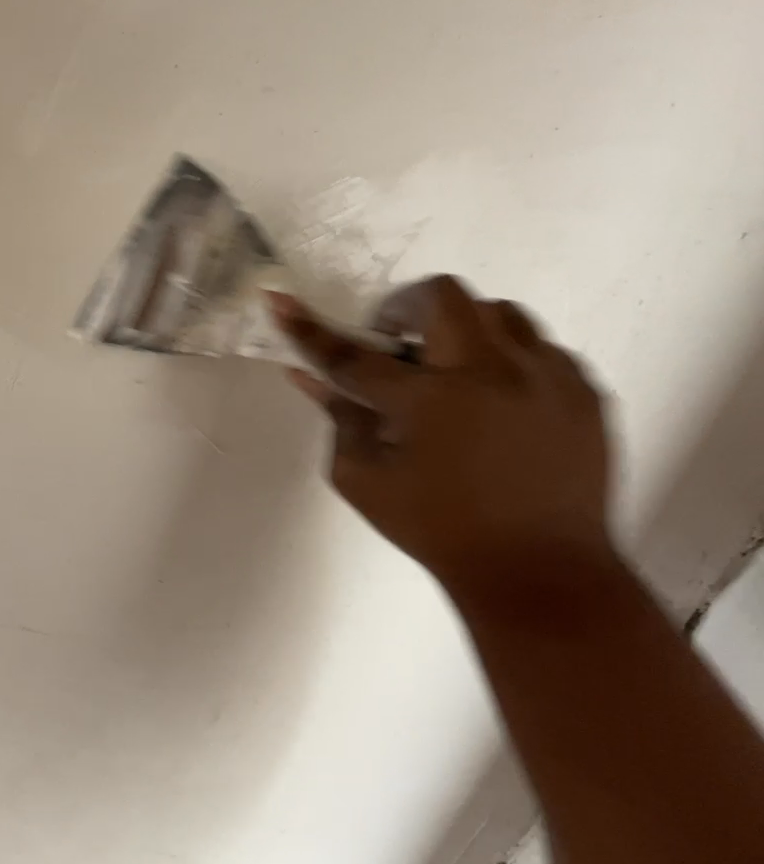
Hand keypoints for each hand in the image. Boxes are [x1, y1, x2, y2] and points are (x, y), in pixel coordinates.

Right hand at [271, 275, 616, 590]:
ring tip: (446, 374)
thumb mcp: (362, 478)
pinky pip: (540, 348)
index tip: (278, 299)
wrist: (538, 566)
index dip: (309, 328)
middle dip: (404, 308)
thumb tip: (311, 377)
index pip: (352, 355)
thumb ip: (341, 419)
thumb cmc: (433, 525)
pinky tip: (490, 403)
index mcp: (428, 400)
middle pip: (444, 297)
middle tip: (392, 344)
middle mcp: (492, 373)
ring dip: (459, 330)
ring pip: (499, 313)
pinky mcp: (585, 391)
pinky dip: (504, 360)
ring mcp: (548, 376)